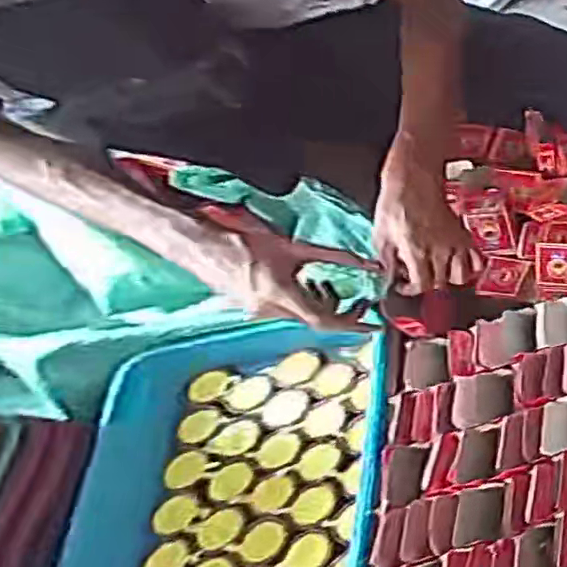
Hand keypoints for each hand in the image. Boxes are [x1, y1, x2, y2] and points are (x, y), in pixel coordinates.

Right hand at [186, 226, 376, 330]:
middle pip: (317, 321)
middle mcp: (267, 308)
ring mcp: (257, 310)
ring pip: (303, 317)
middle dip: (343, 313)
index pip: (324, 322)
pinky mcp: (251, 306)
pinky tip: (307, 284)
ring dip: (323, 305)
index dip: (353, 325)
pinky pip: (288, 312)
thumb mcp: (296, 247)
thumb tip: (373, 265)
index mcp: (279, 295)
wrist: (192, 240)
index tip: (374, 326)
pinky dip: (305, 302)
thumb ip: (339, 257)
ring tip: (326, 284)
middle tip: (360, 300)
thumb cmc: (240, 239)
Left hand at [375, 136, 480, 293]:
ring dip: (449, 279)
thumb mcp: (380, 234)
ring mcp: (456, 244)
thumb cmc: (396, 204)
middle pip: (441, 283)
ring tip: (438, 272)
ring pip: (461, 277)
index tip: (403, 286)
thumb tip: (389, 277)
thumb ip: (386, 259)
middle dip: (426, 284)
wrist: (414, 182)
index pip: (422, 285)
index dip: (411, 290)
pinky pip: (476, 262)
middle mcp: (440, 250)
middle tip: (416, 275)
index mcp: (416, 250)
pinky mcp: (465, 238)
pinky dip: (470, 268)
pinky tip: (457, 265)